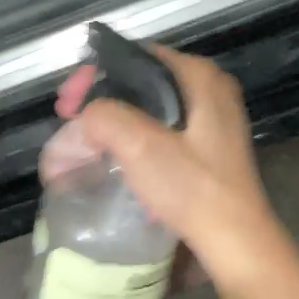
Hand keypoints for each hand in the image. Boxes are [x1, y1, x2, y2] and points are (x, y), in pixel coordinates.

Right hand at [60, 46, 291, 294]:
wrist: (232, 240)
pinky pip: (160, 136)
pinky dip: (132, 144)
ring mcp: (212, 124)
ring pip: (149, 112)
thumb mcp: (139, 145)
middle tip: (68, 124)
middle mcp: (210, 92)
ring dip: (113, 126)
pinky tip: (113, 164)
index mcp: (199, 78)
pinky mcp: (208, 153)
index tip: (65, 104)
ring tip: (83, 146)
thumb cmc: (191, 188)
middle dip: (99, 104)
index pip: (135, 58)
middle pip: (140, 85)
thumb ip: (103, 117)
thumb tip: (84, 119)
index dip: (93, 76)